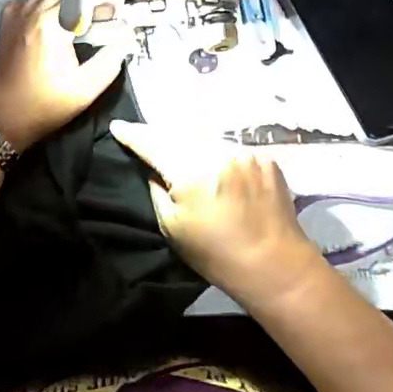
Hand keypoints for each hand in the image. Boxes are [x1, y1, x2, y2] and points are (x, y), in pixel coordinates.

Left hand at [0, 0, 129, 150]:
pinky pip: (30, 0)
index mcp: (50, 25)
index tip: (119, 4)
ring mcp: (16, 16)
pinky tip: (56, 18)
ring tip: (86, 14)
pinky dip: (46, 2)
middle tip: (107, 11)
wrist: (1, 119)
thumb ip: (110, 61)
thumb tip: (124, 41)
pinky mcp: (7, 25)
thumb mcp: (85, 89)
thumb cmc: (44, 105)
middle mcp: (31, 12)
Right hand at [109, 120, 327, 307]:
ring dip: (190, 142)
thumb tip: (154, 170)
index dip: (133, 134)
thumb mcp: (172, 227)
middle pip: (180, 134)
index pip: (153, 143)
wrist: (274, 264)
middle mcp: (218, 152)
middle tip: (145, 138)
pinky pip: (230, 148)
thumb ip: (158, 191)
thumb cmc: (216, 253)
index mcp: (191, 171)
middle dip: (161, 136)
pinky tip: (215, 167)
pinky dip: (216, 153)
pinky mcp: (265, 157)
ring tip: (178, 149)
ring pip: (206, 138)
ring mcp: (244, 152)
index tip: (118, 127)